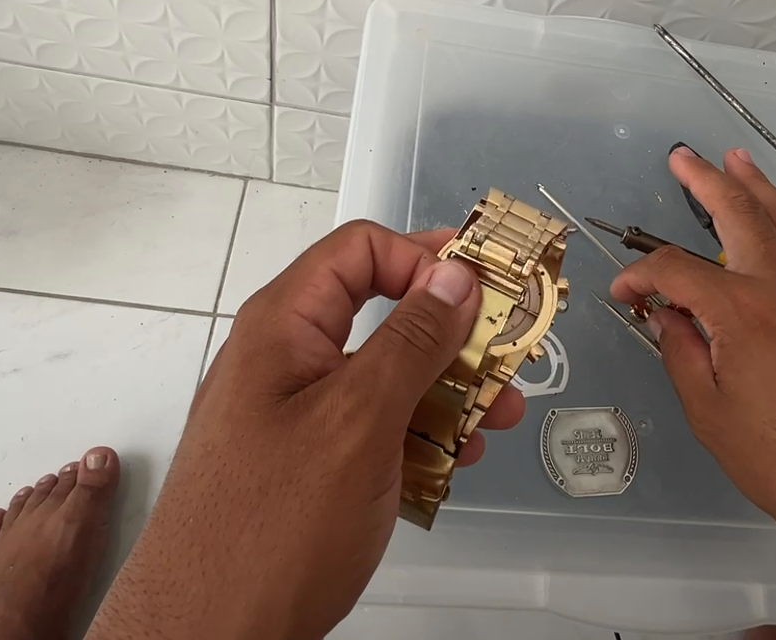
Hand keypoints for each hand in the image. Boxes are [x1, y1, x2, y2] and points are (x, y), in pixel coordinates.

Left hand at [89, 220, 522, 639]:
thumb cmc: (272, 526)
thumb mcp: (359, 420)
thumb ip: (412, 340)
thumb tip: (455, 276)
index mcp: (285, 323)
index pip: (361, 249)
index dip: (423, 259)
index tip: (480, 291)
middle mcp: (287, 355)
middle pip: (379, 309)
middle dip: (448, 329)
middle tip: (503, 348)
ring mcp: (295, 409)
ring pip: (382, 370)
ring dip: (443, 384)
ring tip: (494, 412)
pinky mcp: (306, 457)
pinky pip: (370, 420)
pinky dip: (415, 428)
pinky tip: (453, 453)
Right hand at [614, 147, 775, 639]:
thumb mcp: (709, 411)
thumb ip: (681, 351)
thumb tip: (666, 314)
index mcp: (741, 310)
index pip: (675, 270)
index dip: (640, 276)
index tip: (623, 294)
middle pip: (739, 214)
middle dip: (707, 180)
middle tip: (683, 156)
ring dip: (757, 186)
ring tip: (737, 159)